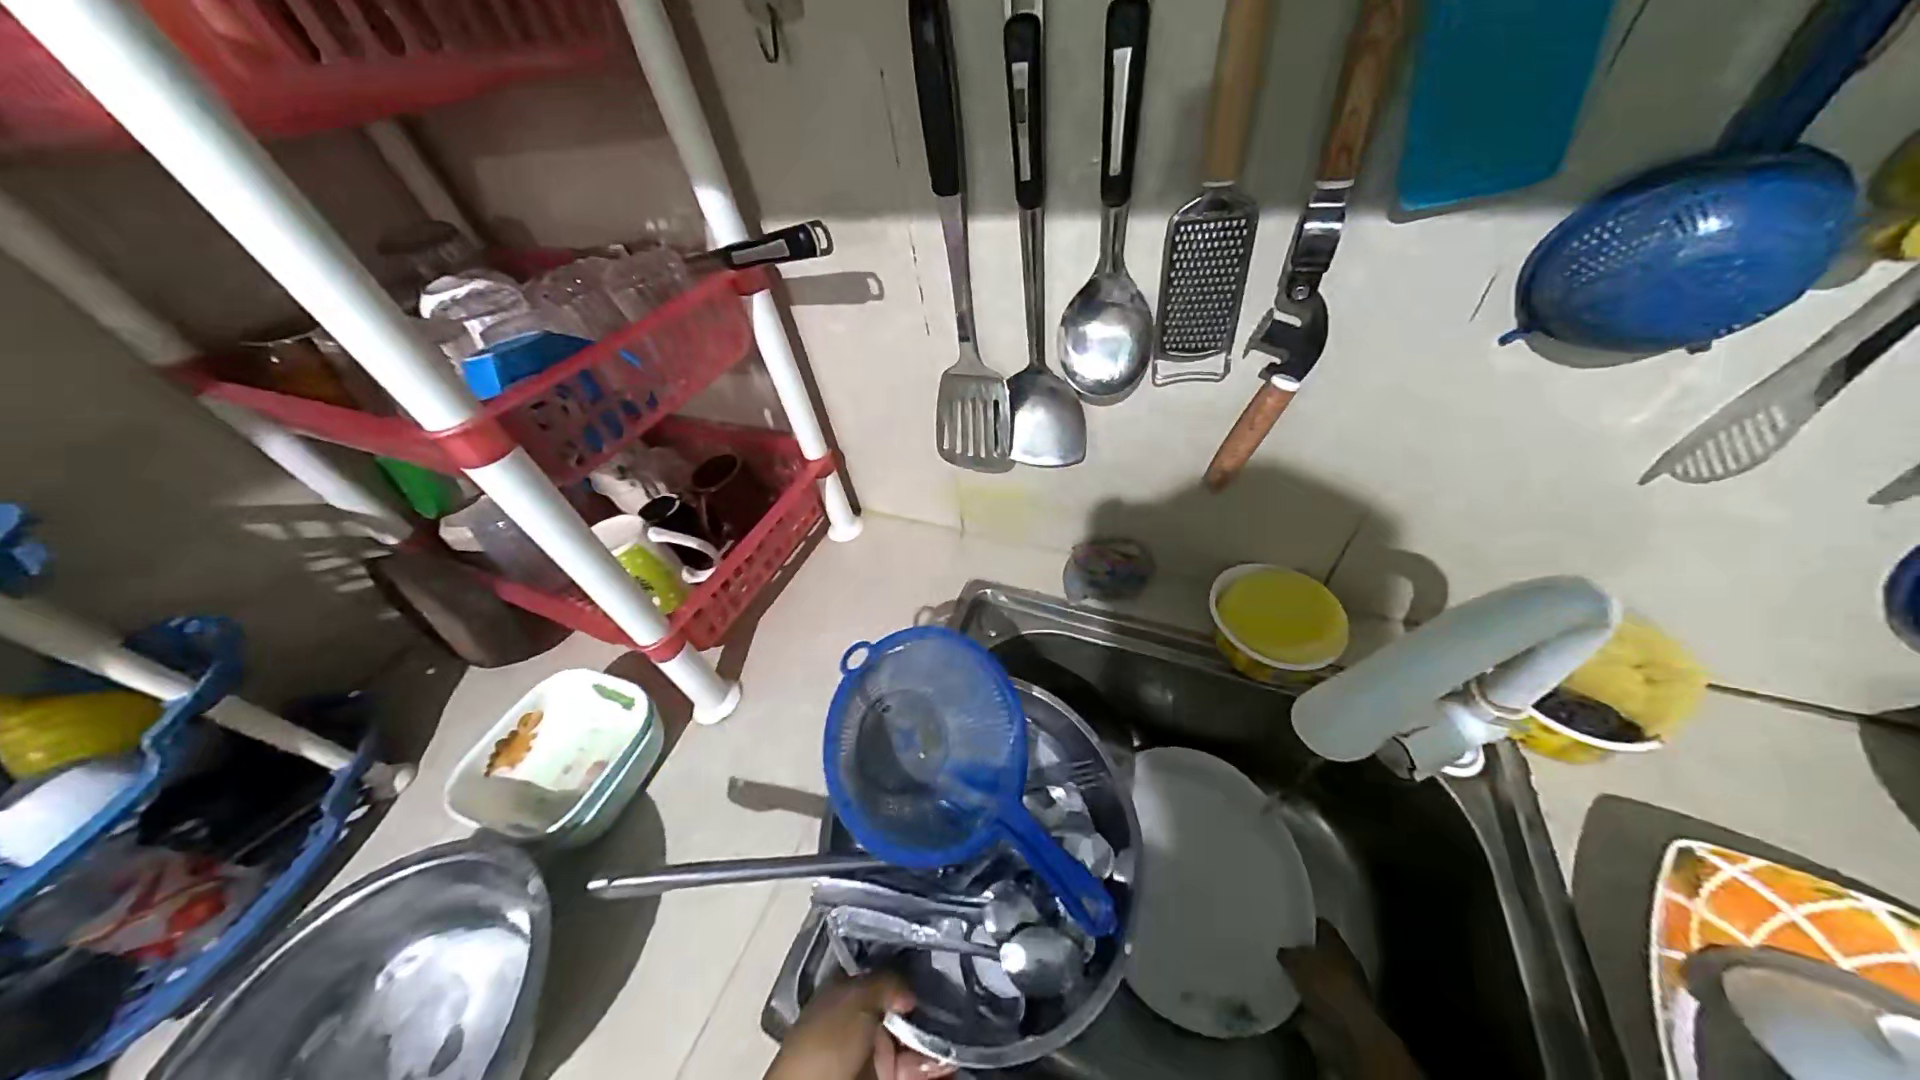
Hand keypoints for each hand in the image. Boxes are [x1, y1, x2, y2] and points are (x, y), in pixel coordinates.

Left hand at [764, 972, 955, 1079]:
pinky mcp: (887, 1079)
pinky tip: (956, 1061)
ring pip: (915, 1040)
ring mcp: (876, 1052)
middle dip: (930, 1008)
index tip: (939, 966)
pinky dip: (936, 1066)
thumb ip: (887, 984)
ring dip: (939, 1039)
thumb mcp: (855, 1001)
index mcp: (848, 993)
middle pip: (904, 1008)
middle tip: (960, 1002)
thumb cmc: (828, 1043)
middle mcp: (863, 1019)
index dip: (908, 971)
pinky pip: (917, 1069)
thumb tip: (912, 991)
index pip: (883, 975)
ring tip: (966, 1033)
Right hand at [1278, 920, 1424, 1079]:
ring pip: (1306, 976)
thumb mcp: (1300, 959)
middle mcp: (1337, 966)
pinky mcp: (1324, 1012)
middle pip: (1313, 952)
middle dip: (1294, 949)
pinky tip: (1270, 988)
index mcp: (1337, 946)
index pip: (1320, 926)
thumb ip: (1289, 952)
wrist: (1345, 1032)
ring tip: (1265, 964)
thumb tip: (1282, 951)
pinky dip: (1289, 997)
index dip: (1304, 921)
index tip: (1285, 917)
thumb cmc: (1327, 985)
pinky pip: (1301, 999)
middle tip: (1268, 942)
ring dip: (1291, 975)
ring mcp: (1332, 991)